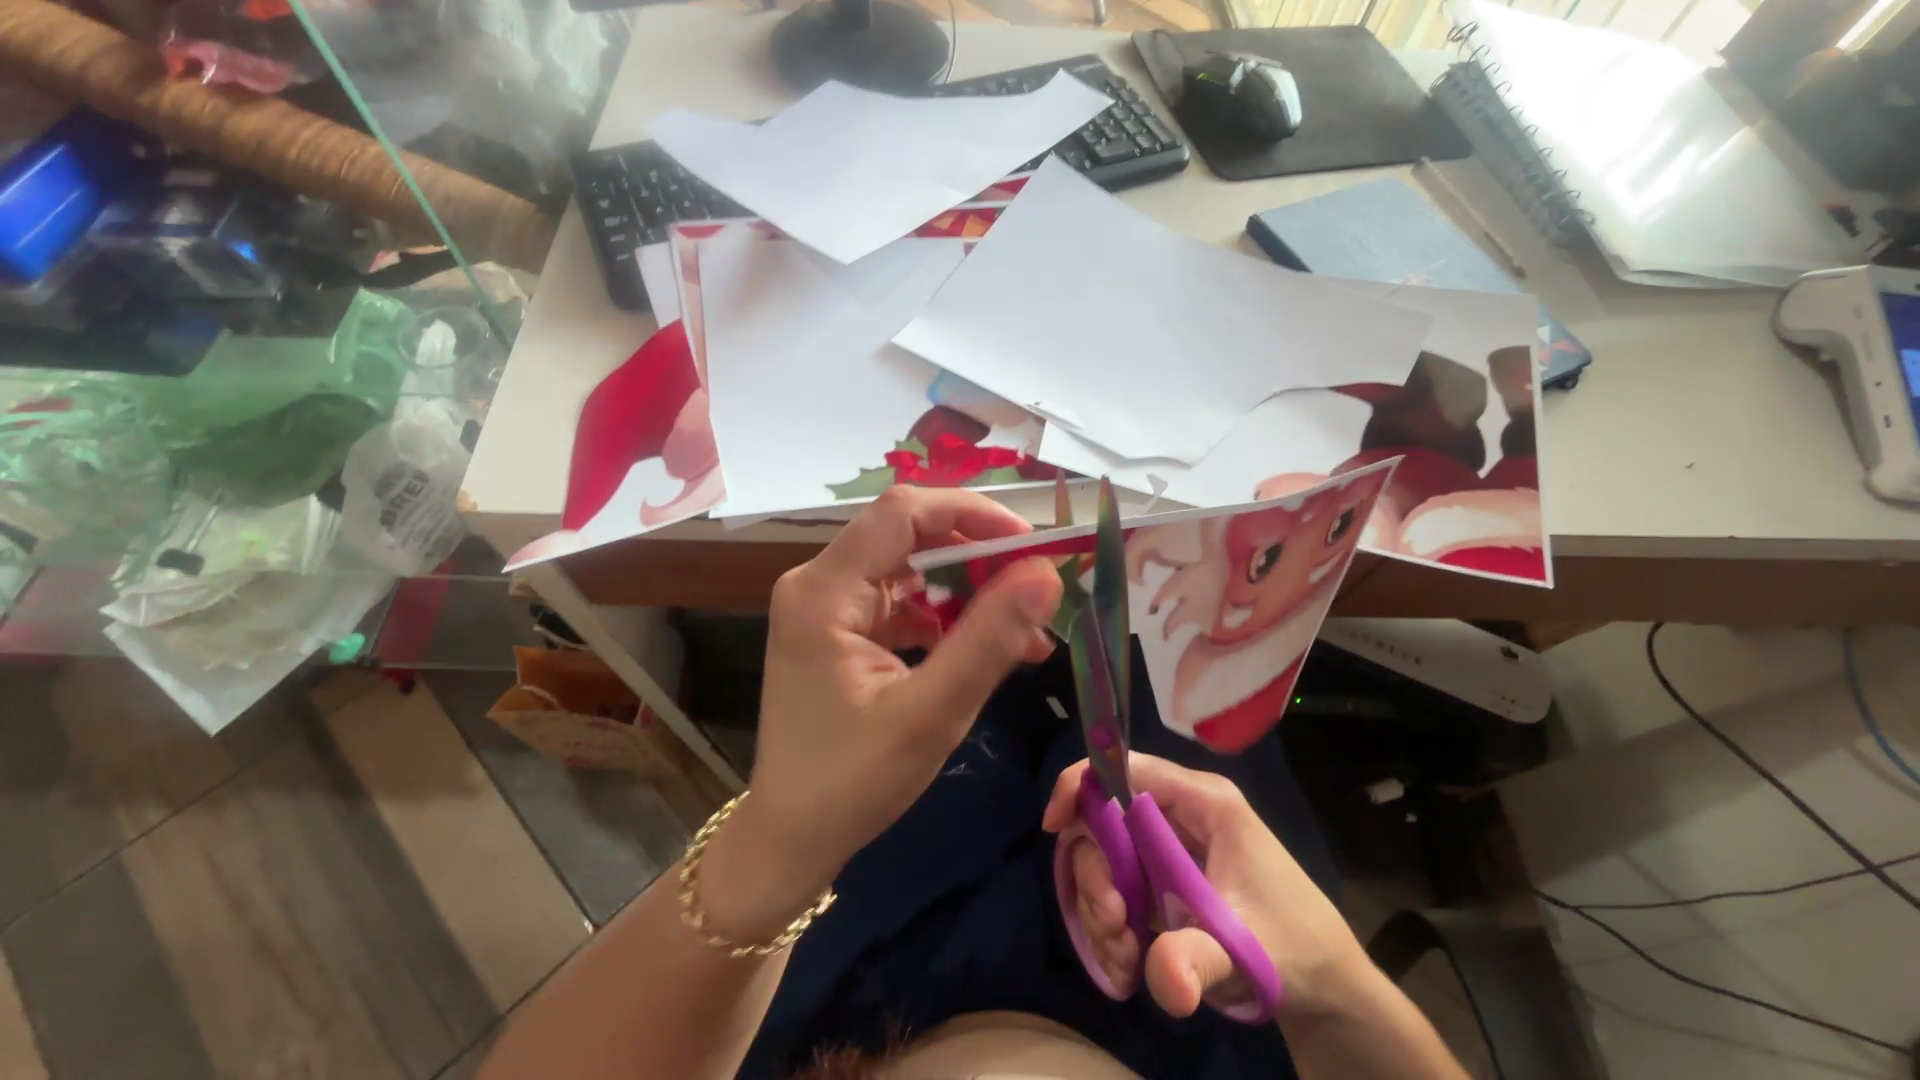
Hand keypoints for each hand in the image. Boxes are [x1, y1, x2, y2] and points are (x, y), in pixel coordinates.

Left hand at [704, 487, 1062, 940]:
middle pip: (909, 538)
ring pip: (912, 572)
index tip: (1032, 545)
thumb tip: (1047, 572)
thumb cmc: (853, 782)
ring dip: (970, 594)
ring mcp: (826, 608)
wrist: (791, 838)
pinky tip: (991, 651)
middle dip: (979, 559)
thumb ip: (989, 639)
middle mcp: (818, 584)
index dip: (973, 514)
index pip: (903, 512)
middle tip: (1040, 591)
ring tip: (1030, 634)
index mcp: (824, 591)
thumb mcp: (931, 713)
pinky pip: (903, 605)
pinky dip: (948, 621)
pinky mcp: (839, 634)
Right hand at [1042, 753, 1373, 1021]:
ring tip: (1127, 963)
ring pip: (1100, 861)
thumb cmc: (1293, 947)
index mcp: (1203, 803)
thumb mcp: (1249, 950)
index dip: (1081, 785)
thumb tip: (1161, 977)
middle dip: (1095, 878)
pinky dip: (1108, 931)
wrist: (1320, 986)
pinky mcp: (1157, 882)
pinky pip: (1112, 891)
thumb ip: (1201, 957)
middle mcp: (1177, 816)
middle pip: (1102, 822)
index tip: (1055, 827)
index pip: (1126, 768)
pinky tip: (1128, 969)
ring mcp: (1164, 850)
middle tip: (1115, 926)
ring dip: (1099, 913)